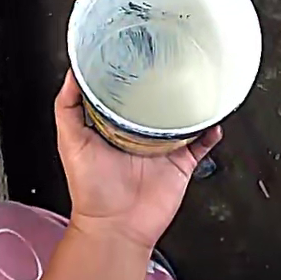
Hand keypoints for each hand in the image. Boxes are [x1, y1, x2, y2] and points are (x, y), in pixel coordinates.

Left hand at [54, 73, 221, 250]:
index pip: (125, 93)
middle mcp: (141, 134)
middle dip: (165, 85)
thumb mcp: (70, 141)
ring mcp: (162, 148)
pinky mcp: (181, 163)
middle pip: (157, 103)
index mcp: (116, 126)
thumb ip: (67, 108)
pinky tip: (212, 120)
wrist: (116, 227)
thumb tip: (72, 74)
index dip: (130, 75)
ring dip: (192, 104)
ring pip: (182, 119)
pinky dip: (209, 132)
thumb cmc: (91, 190)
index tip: (135, 52)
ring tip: (199, 84)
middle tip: (173, 62)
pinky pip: (201, 144)